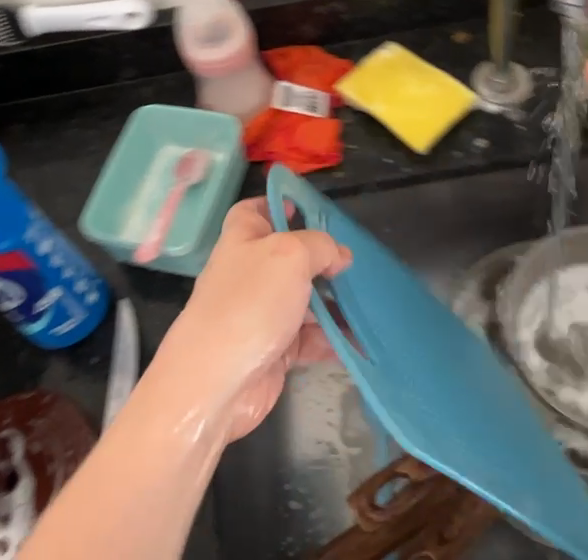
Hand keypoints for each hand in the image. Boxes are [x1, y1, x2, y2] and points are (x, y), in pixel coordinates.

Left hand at [150, 196, 351, 442]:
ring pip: (304, 299)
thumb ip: (320, 246)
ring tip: (371, 301)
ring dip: (334, 302)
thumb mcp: (290, 256)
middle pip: (289, 257)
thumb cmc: (250, 303)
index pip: (254, 210)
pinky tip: (362, 341)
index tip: (308, 208)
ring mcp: (262, 313)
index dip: (276, 204)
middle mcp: (251, 273)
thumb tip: (339, 255)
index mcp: (243, 239)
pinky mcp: (275, 350)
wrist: (216, 382)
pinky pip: (310, 338)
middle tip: (356, 263)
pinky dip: (334, 339)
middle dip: (322, 259)